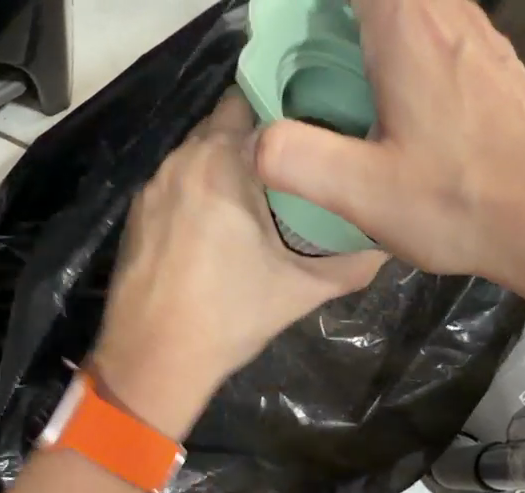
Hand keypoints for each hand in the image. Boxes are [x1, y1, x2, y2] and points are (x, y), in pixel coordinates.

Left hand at [91, 93, 388, 439]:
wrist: (153, 361)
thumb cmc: (228, 319)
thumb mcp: (299, 291)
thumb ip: (351, 264)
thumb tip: (389, 245)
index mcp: (223, 161)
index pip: (258, 99)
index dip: (288, 114)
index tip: (313, 136)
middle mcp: (182, 160)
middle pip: (224, 123)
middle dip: (256, 141)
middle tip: (290, 171)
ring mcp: (153, 188)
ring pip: (196, 155)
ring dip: (223, 168)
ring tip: (256, 200)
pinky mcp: (135, 217)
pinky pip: (174, 186)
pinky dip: (196, 194)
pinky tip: (214, 229)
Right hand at [254, 0, 524, 296]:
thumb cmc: (459, 202)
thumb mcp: (362, 193)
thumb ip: (296, 160)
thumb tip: (256, 140)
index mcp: (406, 28)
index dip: (313, 4)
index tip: (292, 24)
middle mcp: (446, 13)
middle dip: (337, 16)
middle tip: (306, 49)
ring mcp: (478, 35)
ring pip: (415, 6)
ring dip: (370, 25)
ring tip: (337, 69)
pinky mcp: (494, 64)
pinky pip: (438, 25)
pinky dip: (402, 38)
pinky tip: (390, 95)